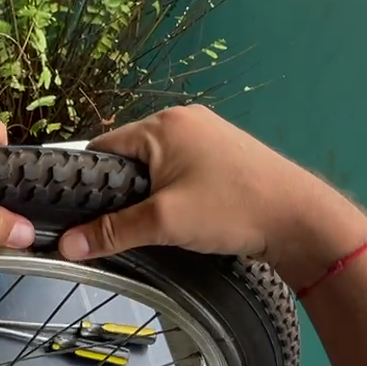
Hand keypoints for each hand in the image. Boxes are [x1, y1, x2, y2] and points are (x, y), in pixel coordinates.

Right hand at [57, 106, 366, 287]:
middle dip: (114, 189)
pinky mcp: (220, 151)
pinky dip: (165, 189)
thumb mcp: (163, 223)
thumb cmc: (229, 210)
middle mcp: (182, 119)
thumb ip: (112, 231)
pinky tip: (170, 213)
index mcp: (162, 124)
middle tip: (109, 225)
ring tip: (140, 223)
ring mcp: (204, 133)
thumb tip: (65, 246)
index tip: (75, 213)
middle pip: (125, 155)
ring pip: (151, 164)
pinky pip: (174, 167)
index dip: (84, 181)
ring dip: (141, 192)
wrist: (300, 220)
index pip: (101, 147)